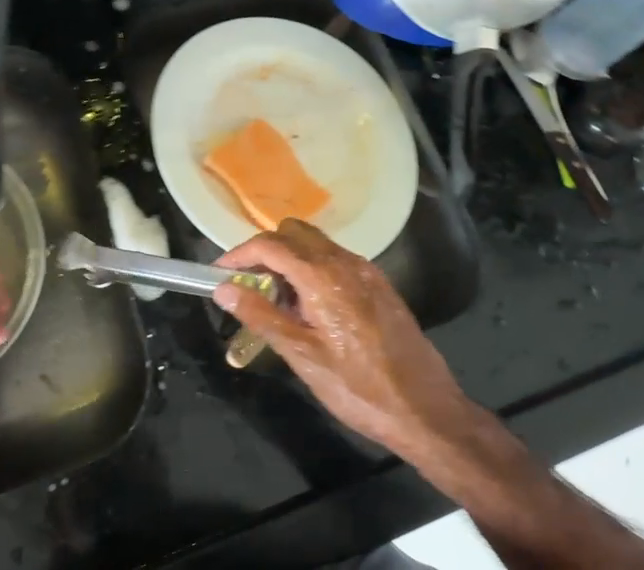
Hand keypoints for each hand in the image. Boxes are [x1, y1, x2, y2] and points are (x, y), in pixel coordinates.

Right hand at [214, 220, 474, 461]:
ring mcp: (366, 271)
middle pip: (294, 233)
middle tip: (247, 285)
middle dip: (265, 251)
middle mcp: (345, 262)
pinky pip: (337, 260)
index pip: (270, 245)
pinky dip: (313, 268)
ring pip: (317, 244)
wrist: (425, 409)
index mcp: (322, 277)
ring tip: (276, 300)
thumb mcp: (302, 356)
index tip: (218, 274)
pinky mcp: (380, 285)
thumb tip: (225, 289)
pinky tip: (311, 308)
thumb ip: (261, 316)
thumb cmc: (358, 388)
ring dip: (290, 259)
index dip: (239, 254)